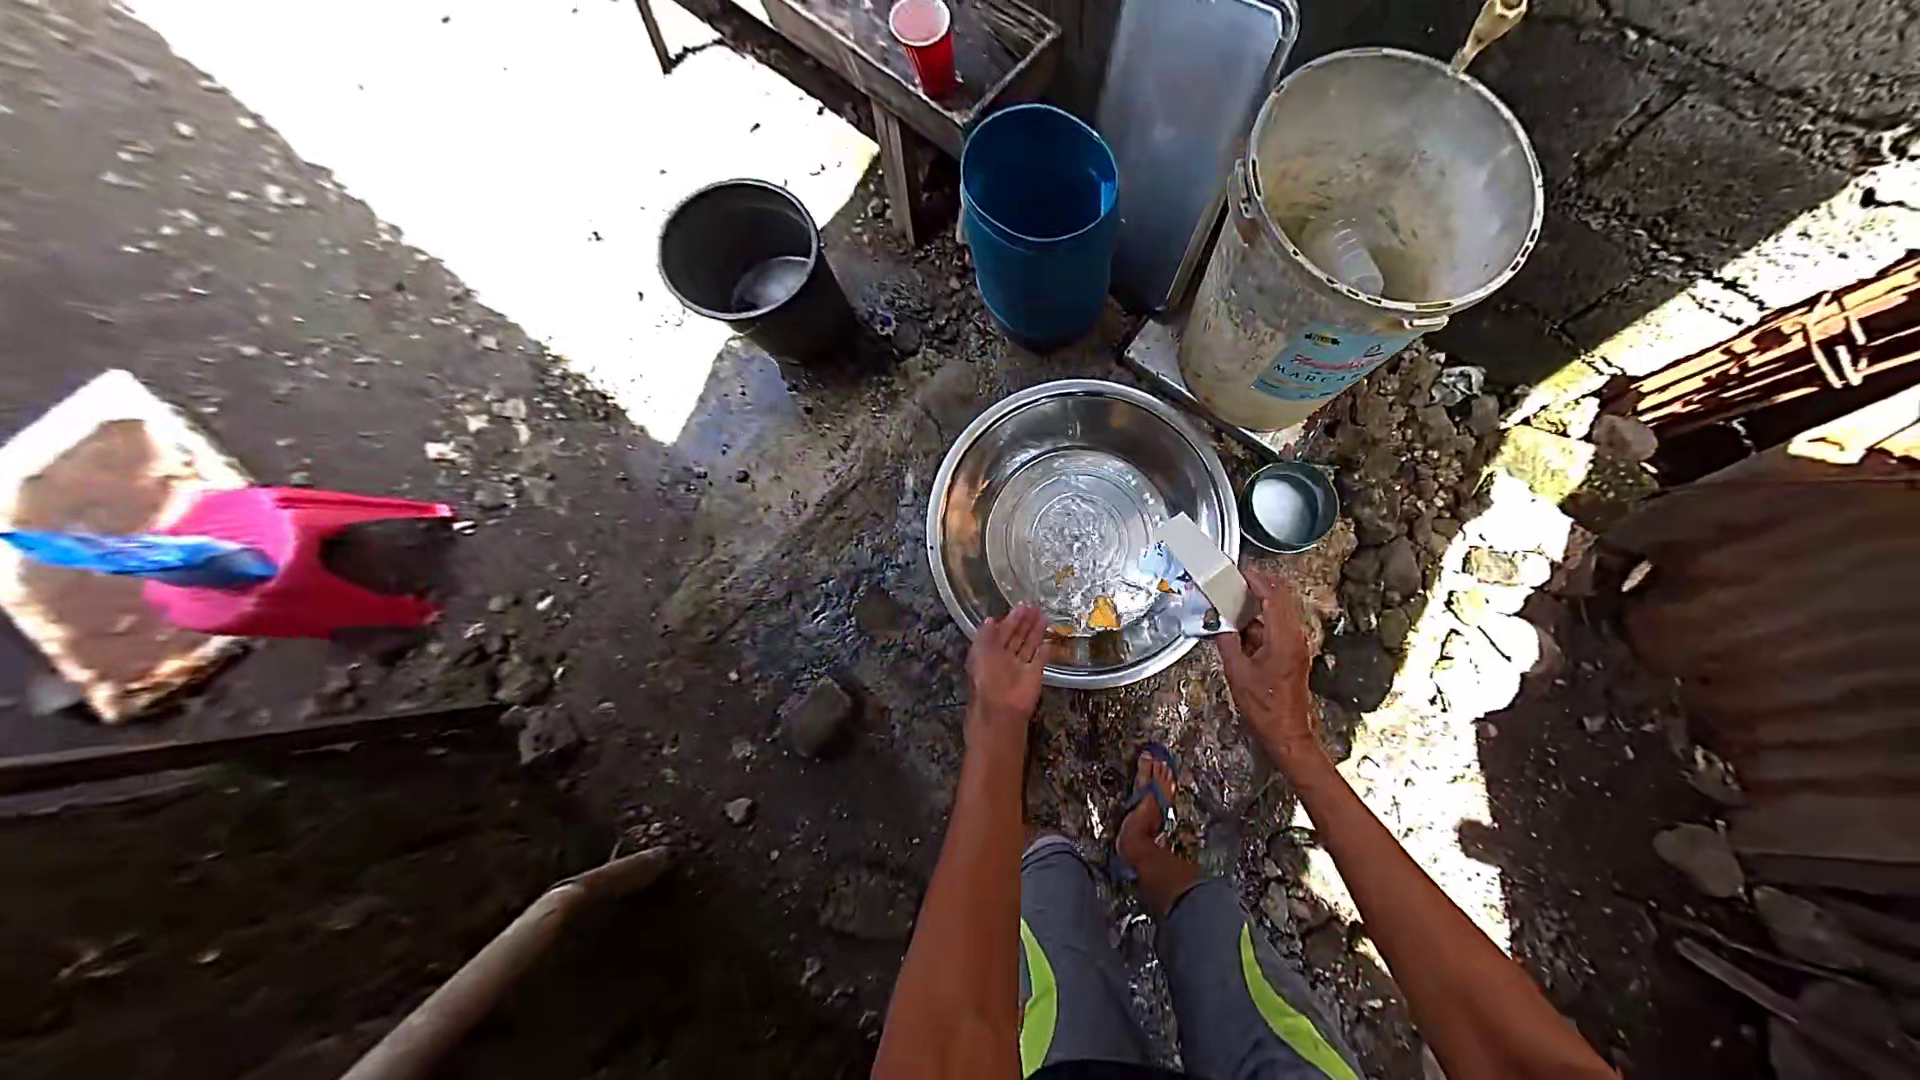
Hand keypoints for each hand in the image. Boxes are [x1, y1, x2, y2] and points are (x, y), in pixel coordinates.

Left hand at [966, 605, 1045, 749]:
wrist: (1001, 706)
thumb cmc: (987, 676)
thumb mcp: (980, 650)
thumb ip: (986, 634)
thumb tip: (991, 619)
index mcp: (990, 651)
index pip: (1002, 631)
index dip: (1011, 619)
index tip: (1021, 606)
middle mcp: (1005, 658)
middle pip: (1017, 636)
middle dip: (1025, 622)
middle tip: (1035, 607)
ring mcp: (1020, 667)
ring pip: (1029, 645)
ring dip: (1035, 631)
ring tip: (1044, 616)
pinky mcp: (1035, 675)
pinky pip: (1040, 659)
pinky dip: (1045, 650)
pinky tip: (1049, 639)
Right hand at [1217, 568, 1319, 768]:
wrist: (1286, 733)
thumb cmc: (1264, 708)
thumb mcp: (1237, 673)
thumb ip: (1228, 644)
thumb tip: (1222, 628)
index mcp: (1284, 640)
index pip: (1275, 598)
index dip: (1259, 581)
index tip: (1244, 571)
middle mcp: (1296, 640)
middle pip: (1283, 601)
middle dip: (1262, 587)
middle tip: (1241, 580)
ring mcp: (1297, 648)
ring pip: (1280, 615)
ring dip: (1260, 606)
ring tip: (1236, 604)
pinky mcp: (1293, 656)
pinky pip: (1278, 629)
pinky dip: (1261, 623)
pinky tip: (1242, 630)